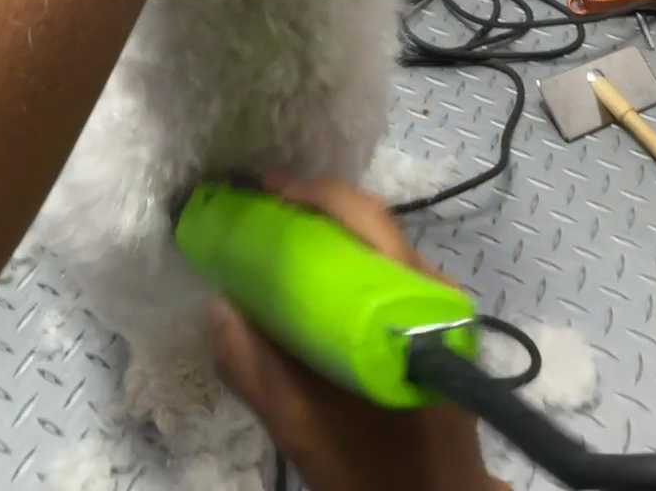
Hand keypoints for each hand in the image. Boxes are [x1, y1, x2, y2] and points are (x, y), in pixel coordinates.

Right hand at [206, 176, 505, 490]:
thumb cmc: (374, 468)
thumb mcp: (303, 430)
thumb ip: (255, 372)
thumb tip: (217, 305)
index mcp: (412, 305)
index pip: (367, 222)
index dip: (315, 197)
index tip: (266, 191)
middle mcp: (432, 287)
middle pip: (372, 219)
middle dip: (313, 202)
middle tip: (261, 203)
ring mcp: (437, 298)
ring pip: (377, 237)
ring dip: (326, 223)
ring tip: (276, 225)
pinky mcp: (431, 312)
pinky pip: (381, 262)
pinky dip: (341, 251)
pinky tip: (308, 265)